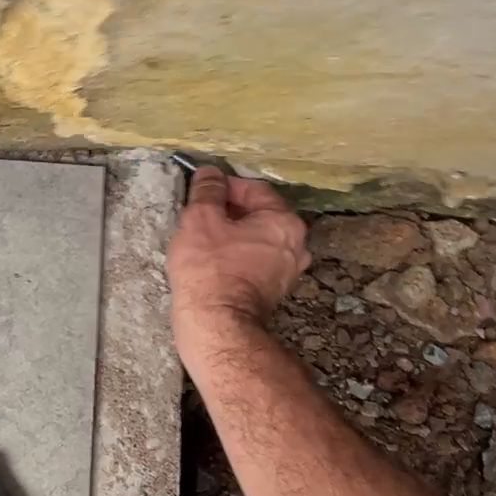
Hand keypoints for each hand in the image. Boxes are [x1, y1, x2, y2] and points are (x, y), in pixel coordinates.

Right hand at [168, 167, 310, 352]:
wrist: (216, 322)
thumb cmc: (208, 267)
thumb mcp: (200, 219)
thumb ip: (207, 191)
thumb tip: (210, 173)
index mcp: (285, 222)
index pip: (255, 189)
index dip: (226, 185)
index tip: (203, 190)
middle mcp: (296, 245)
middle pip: (260, 214)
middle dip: (230, 211)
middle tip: (200, 214)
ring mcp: (287, 272)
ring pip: (257, 239)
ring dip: (233, 234)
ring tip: (202, 238)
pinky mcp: (273, 292)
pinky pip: (255, 261)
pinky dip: (237, 255)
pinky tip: (213, 260)